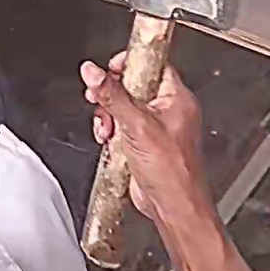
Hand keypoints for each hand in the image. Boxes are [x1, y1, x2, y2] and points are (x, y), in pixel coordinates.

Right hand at [82, 53, 211, 222]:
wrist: (174, 208)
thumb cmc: (172, 173)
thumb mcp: (135, 124)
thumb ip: (111, 95)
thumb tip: (92, 71)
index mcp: (176, 98)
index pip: (151, 63)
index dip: (128, 62)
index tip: (109, 68)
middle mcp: (168, 109)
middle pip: (130, 83)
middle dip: (110, 92)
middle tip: (99, 97)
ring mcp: (156, 124)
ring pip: (121, 102)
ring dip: (107, 113)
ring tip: (106, 126)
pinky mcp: (144, 138)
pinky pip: (120, 121)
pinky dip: (110, 127)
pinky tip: (108, 137)